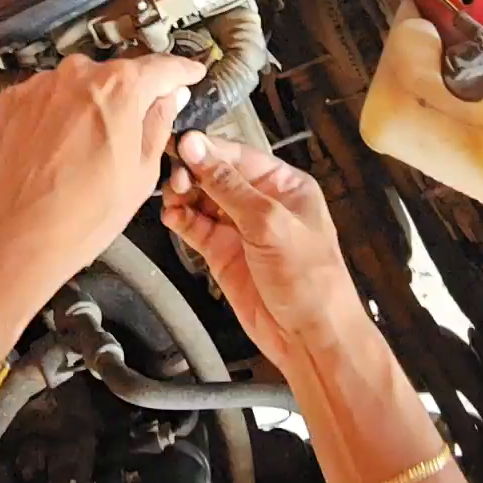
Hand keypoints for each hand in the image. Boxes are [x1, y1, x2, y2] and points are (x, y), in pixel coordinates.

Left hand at [0, 53, 205, 352]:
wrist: (8, 239)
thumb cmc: (75, 216)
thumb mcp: (141, 174)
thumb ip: (158, 125)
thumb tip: (168, 101)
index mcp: (120, 87)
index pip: (163, 67)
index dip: (182, 72)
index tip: (189, 74)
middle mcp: (78, 75)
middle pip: (118, 76)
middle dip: (130, 99)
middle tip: (134, 134)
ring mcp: (41, 85)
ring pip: (81, 88)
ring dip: (90, 109)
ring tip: (88, 156)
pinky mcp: (13, 101)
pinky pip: (50, 99)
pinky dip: (59, 117)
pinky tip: (60, 154)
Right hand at [161, 132, 369, 375]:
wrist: (310, 338)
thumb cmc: (310, 279)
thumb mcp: (268, 222)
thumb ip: (227, 185)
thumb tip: (196, 147)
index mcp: (284, 184)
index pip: (238, 155)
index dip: (208, 149)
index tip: (180, 144)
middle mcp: (260, 201)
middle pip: (215, 174)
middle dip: (192, 172)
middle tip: (176, 179)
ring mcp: (239, 227)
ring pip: (201, 198)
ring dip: (183, 195)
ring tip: (173, 199)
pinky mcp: (222, 252)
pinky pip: (195, 226)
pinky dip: (181, 219)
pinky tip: (172, 217)